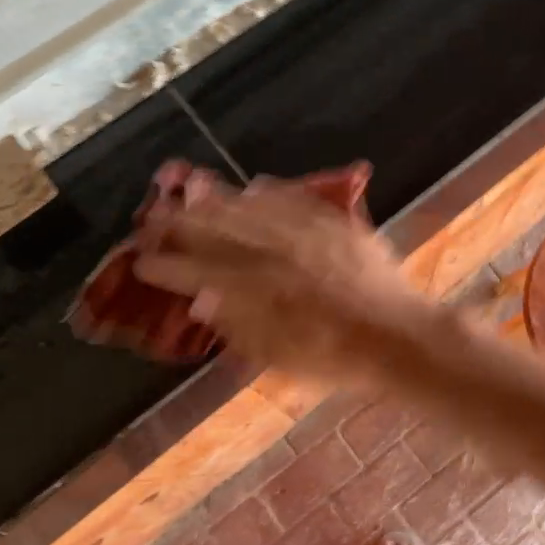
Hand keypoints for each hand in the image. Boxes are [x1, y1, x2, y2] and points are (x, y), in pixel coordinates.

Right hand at [132, 169, 437, 382]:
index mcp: (264, 292)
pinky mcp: (339, 226)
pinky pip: (301, 202)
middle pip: (224, 232)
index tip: (142, 259)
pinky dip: (276, 193)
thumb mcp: (283, 359)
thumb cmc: (339, 360)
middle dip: (186, 222)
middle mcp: (282, 256)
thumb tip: (204, 301)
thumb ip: (241, 327)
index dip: (171, 266)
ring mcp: (313, 236)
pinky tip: (258, 184)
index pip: (204, 273)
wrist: (402, 339)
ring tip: (194, 188)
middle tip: (156, 212)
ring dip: (223, 200)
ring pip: (257, 210)